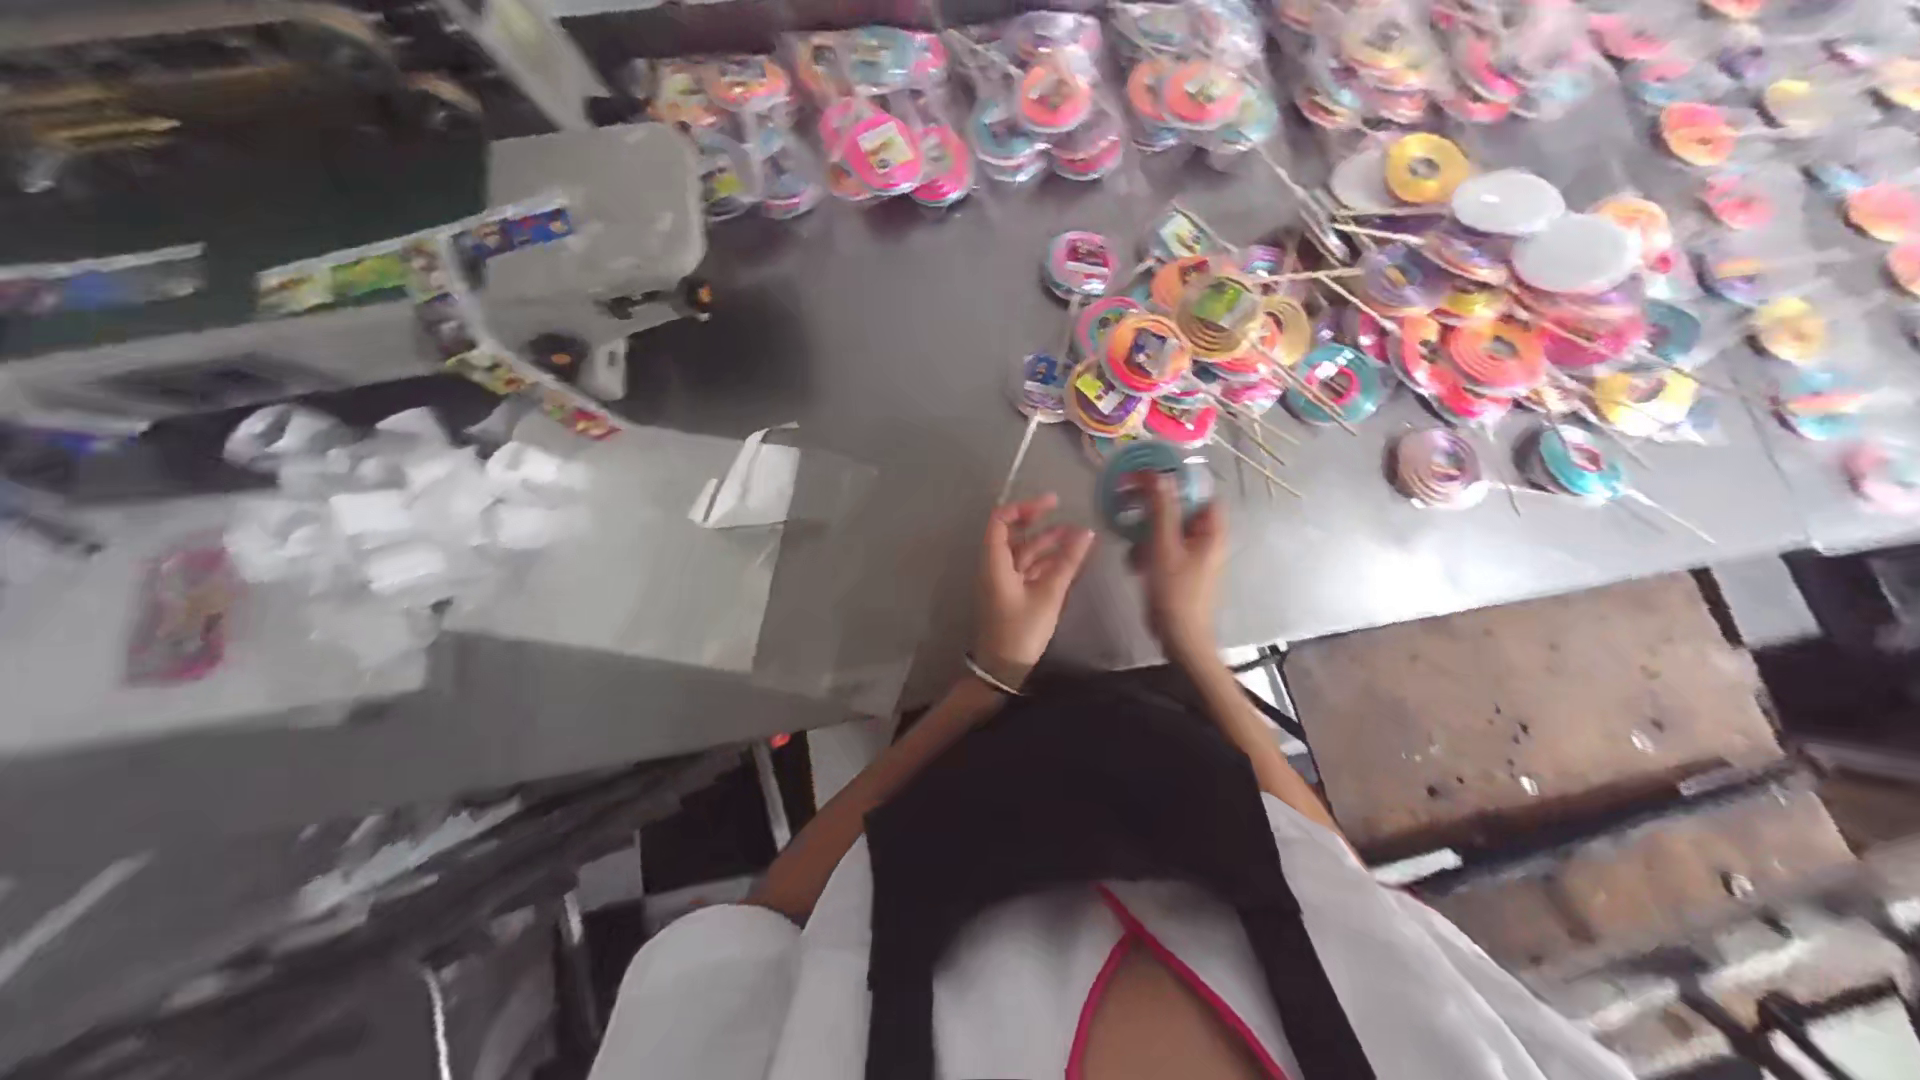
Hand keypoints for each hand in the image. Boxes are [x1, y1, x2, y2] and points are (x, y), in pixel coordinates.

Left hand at [973, 494, 1095, 685]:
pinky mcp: (1012, 593)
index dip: (1022, 508)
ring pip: (1023, 552)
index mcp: (995, 563)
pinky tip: (1068, 558)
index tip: (1049, 504)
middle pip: (1011, 533)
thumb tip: (1086, 532)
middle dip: (1035, 520)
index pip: (1000, 522)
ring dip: (1046, 541)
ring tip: (1075, 533)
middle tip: (1060, 508)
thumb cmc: (1022, 630)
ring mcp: (1003, 580)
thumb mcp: (1049, 595)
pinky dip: (1045, 560)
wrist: (1003, 669)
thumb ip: (1067, 562)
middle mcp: (995, 567)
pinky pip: (1027, 568)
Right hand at [1138, 475, 1224, 666]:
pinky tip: (1136, 565)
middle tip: (1128, 505)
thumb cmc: (1176, 593)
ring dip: (1147, 535)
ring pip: (1168, 530)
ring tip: (1134, 549)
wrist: (1180, 638)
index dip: (1176, 481)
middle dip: (1153, 511)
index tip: (1147, 478)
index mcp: (1212, 530)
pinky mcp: (1181, 569)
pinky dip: (1149, 552)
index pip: (1199, 491)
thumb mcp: (1164, 547)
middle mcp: (1207, 539)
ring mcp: (1194, 555)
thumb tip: (1158, 475)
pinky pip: (1163, 549)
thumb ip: (1161, 510)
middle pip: (1180, 509)